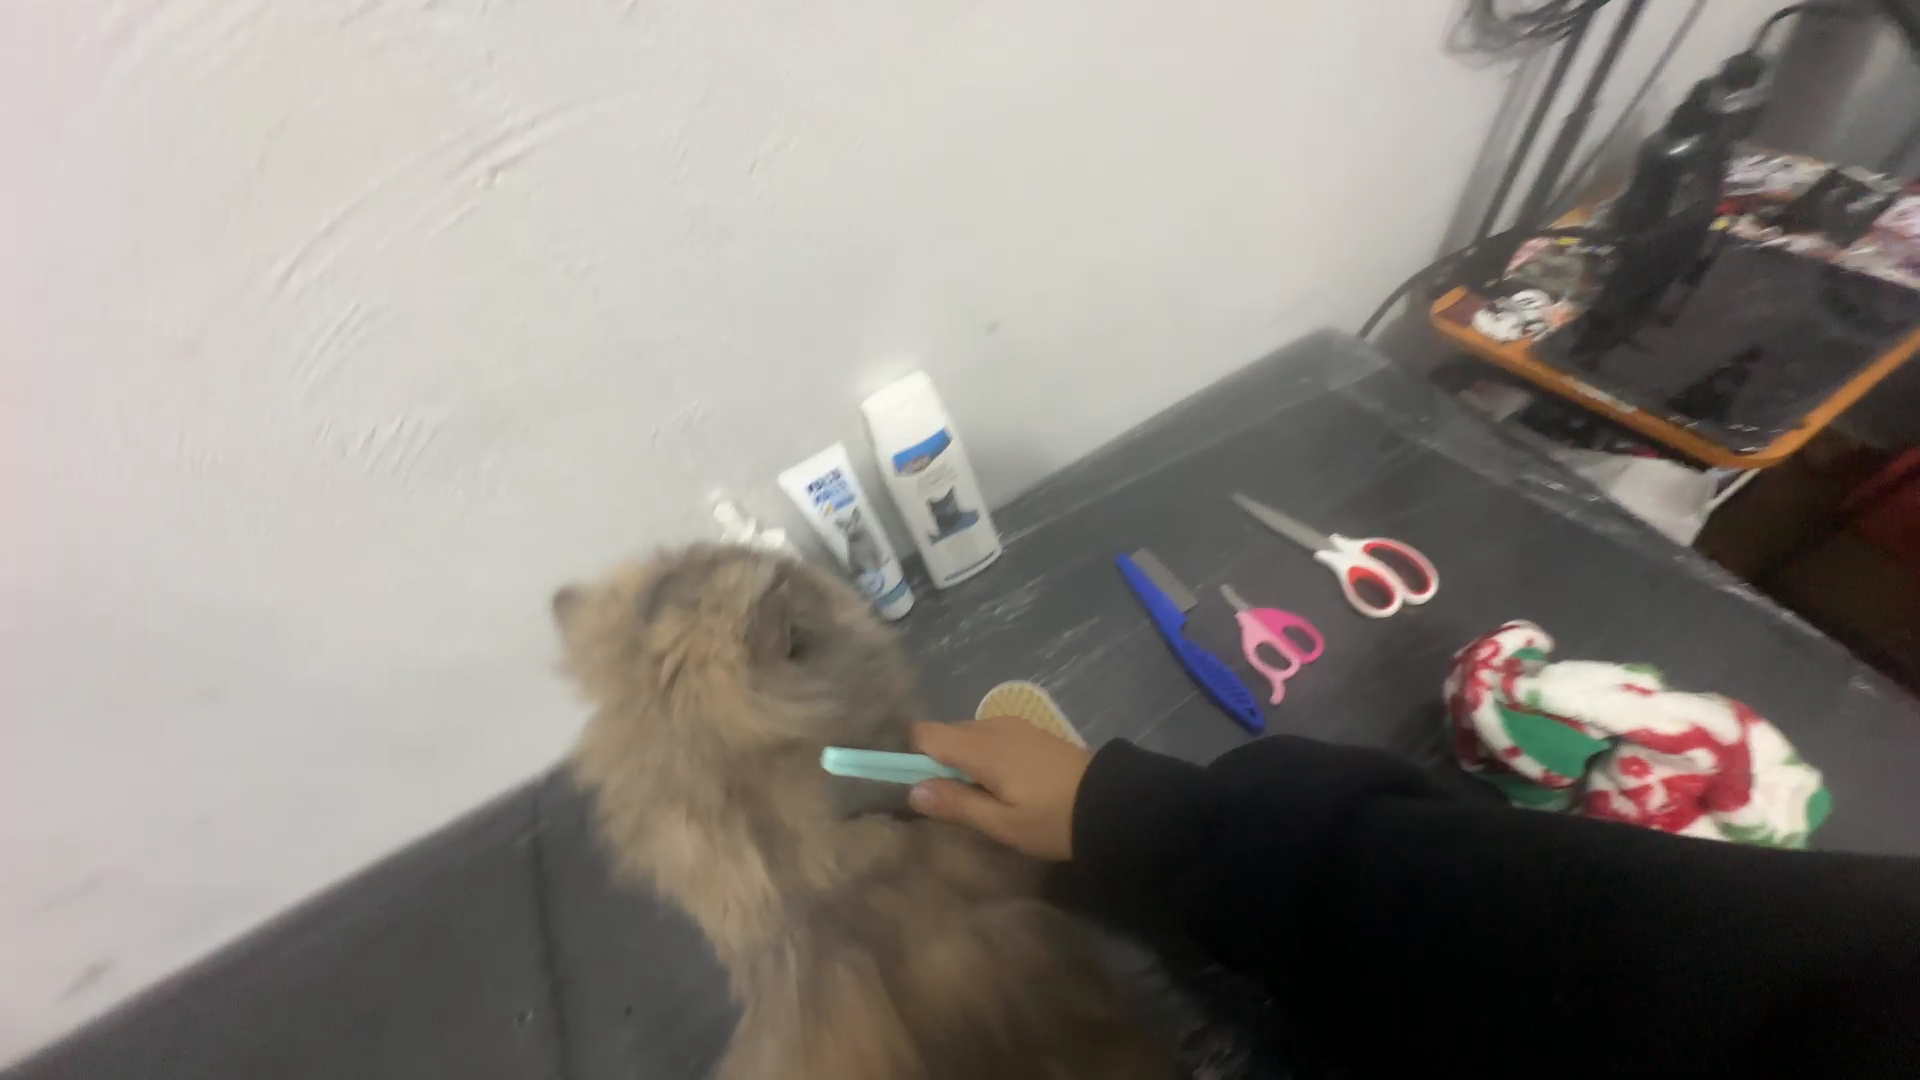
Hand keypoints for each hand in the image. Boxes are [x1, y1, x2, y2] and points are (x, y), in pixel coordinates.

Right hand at [908, 716, 1091, 860]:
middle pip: (945, 734)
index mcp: (980, 746)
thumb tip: (912, 791)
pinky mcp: (1028, 731)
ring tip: (983, 799)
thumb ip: (956, 804)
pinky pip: (989, 736)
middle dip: (939, 764)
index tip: (922, 789)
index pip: (925, 733)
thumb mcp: (1002, 823)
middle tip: (956, 804)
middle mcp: (992, 726)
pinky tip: (1004, 786)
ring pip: (967, 735)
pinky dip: (983, 756)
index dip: (914, 757)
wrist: (1112, 803)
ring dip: (963, 762)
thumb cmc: (1053, 818)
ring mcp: (1012, 725)